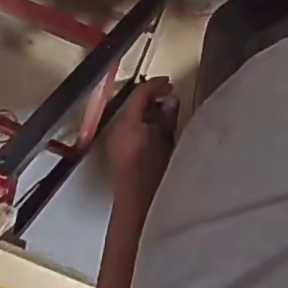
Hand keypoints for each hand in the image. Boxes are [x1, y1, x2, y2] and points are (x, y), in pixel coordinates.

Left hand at [103, 78, 177, 202]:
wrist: (138, 205)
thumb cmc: (156, 171)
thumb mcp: (167, 139)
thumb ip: (168, 116)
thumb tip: (170, 98)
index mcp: (127, 123)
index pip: (140, 94)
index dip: (156, 85)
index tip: (171, 82)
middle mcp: (117, 129)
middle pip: (134, 105)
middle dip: (153, 98)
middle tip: (172, 96)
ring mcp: (115, 141)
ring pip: (133, 117)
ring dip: (149, 111)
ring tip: (168, 113)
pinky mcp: (118, 152)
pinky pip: (131, 129)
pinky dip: (144, 123)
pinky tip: (158, 130)